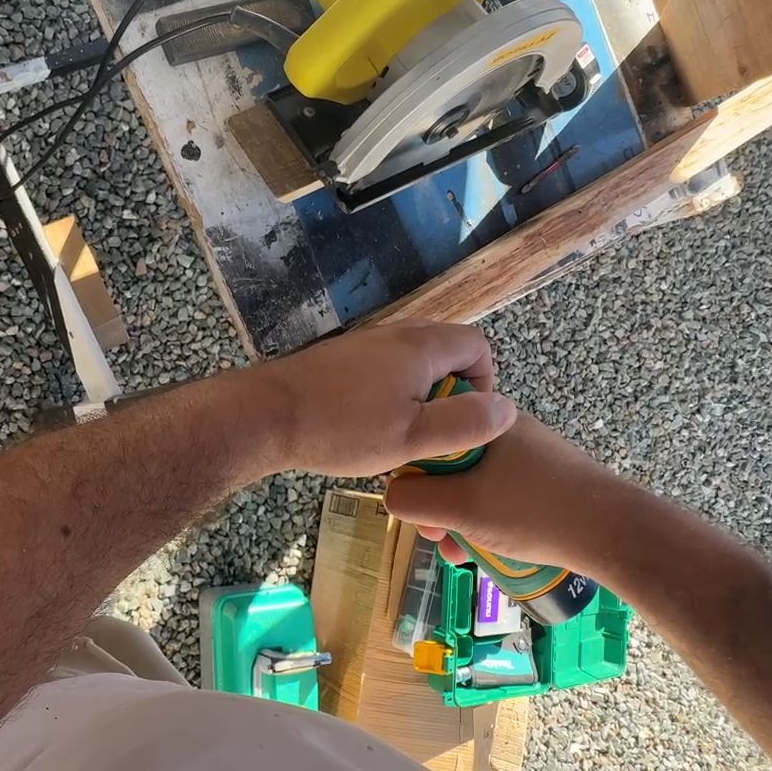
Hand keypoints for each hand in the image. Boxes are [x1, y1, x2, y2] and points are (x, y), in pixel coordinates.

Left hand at [237, 320, 517, 477]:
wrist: (264, 415)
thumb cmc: (341, 428)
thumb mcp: (412, 436)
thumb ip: (464, 423)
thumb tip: (507, 409)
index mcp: (420, 345)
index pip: (477, 345)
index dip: (485, 382)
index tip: (465, 420)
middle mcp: (392, 334)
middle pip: (442, 351)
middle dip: (448, 391)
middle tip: (431, 431)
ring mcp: (359, 344)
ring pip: (407, 363)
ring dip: (414, 395)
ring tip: (397, 434)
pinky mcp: (334, 360)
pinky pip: (376, 370)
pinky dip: (384, 393)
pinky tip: (363, 426)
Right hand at [383, 411, 649, 577]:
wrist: (618, 536)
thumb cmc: (532, 511)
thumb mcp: (457, 507)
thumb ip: (410, 499)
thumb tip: (392, 495)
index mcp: (482, 421)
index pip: (424, 433)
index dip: (408, 469)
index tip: (410, 503)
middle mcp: (502, 431)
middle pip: (445, 464)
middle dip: (432, 503)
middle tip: (433, 536)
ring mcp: (526, 456)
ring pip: (470, 484)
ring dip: (455, 518)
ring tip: (456, 553)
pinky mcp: (542, 480)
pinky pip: (495, 495)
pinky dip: (482, 519)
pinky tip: (482, 551)